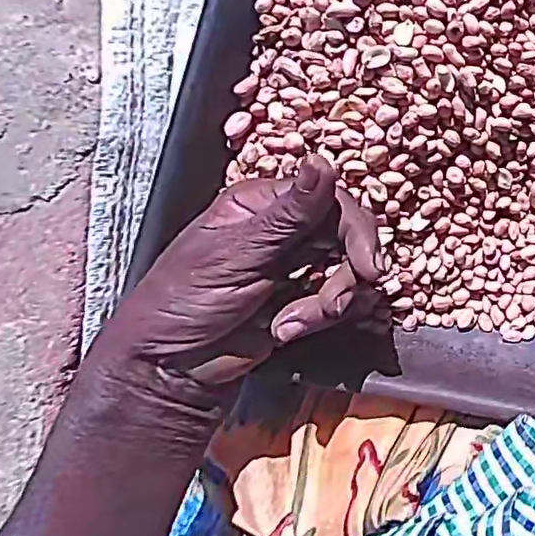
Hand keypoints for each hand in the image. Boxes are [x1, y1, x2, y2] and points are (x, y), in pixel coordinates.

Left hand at [93, 155, 381, 390]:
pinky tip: (286, 330)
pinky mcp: (305, 297)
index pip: (334, 202)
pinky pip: (340, 300)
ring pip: (350, 271)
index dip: (358, 233)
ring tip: (292, 323)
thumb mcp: (236, 254)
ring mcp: (299, 264)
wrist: (165, 372)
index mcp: (267, 204)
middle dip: (347, 274)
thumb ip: (288, 213)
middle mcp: (289, 228)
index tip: (369, 267)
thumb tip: (321, 162)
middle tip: (336, 304)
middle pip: (350, 236)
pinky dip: (320, 318)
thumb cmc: (180, 303)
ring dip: (331, 302)